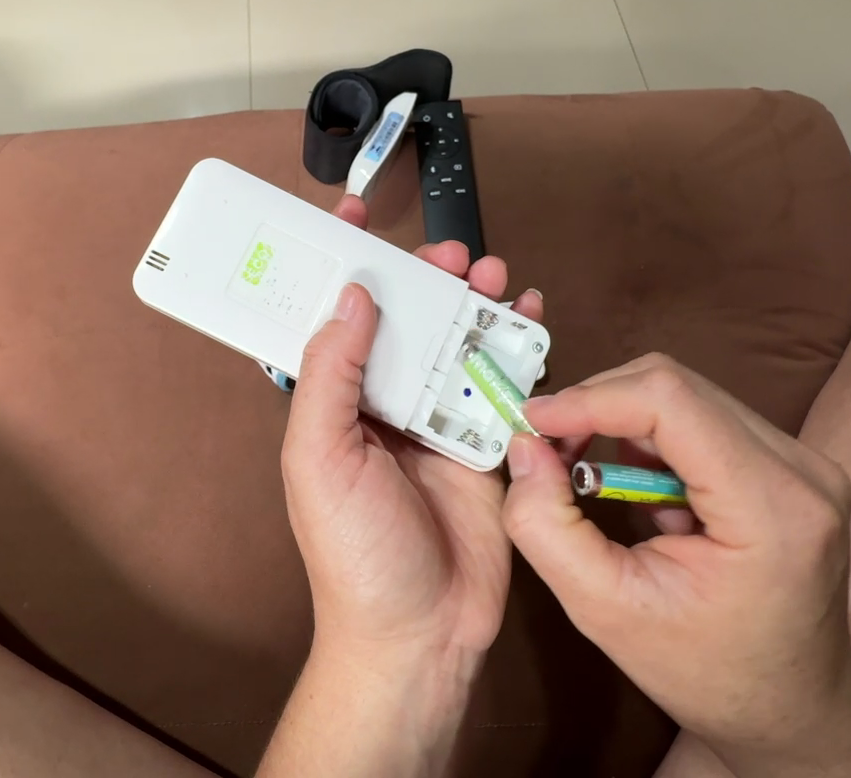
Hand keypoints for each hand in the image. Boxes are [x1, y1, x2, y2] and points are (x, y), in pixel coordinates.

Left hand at [259, 195, 539, 776]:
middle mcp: (380, 400)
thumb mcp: (320, 457)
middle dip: (424, 275)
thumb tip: (353, 297)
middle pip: (403, 317)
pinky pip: (499, 379)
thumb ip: (331, 375)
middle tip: (449, 252)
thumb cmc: (353, 553)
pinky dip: (516, 344)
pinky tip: (531, 315)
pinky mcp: (481, 440)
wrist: (419, 633)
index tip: (349, 216)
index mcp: (331, 400)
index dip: (338, 264)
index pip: (330, 315)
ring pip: (454, 339)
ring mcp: (433, 417)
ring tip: (494, 272)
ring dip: (474, 300)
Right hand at [501, 355, 850, 770]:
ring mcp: (799, 460)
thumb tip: (523, 446)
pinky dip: (643, 432)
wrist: (793, 709)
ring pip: (681, 391)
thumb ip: (545, 526)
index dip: (591, 398)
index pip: (670, 401)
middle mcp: (799, 469)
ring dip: (616, 416)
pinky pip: (696, 412)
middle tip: (548, 448)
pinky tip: (629, 482)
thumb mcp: (604, 610)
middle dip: (596, 405)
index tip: (533, 422)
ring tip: (583, 470)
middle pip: (673, 384)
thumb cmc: (704, 670)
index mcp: (772, 509)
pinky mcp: (785, 461)